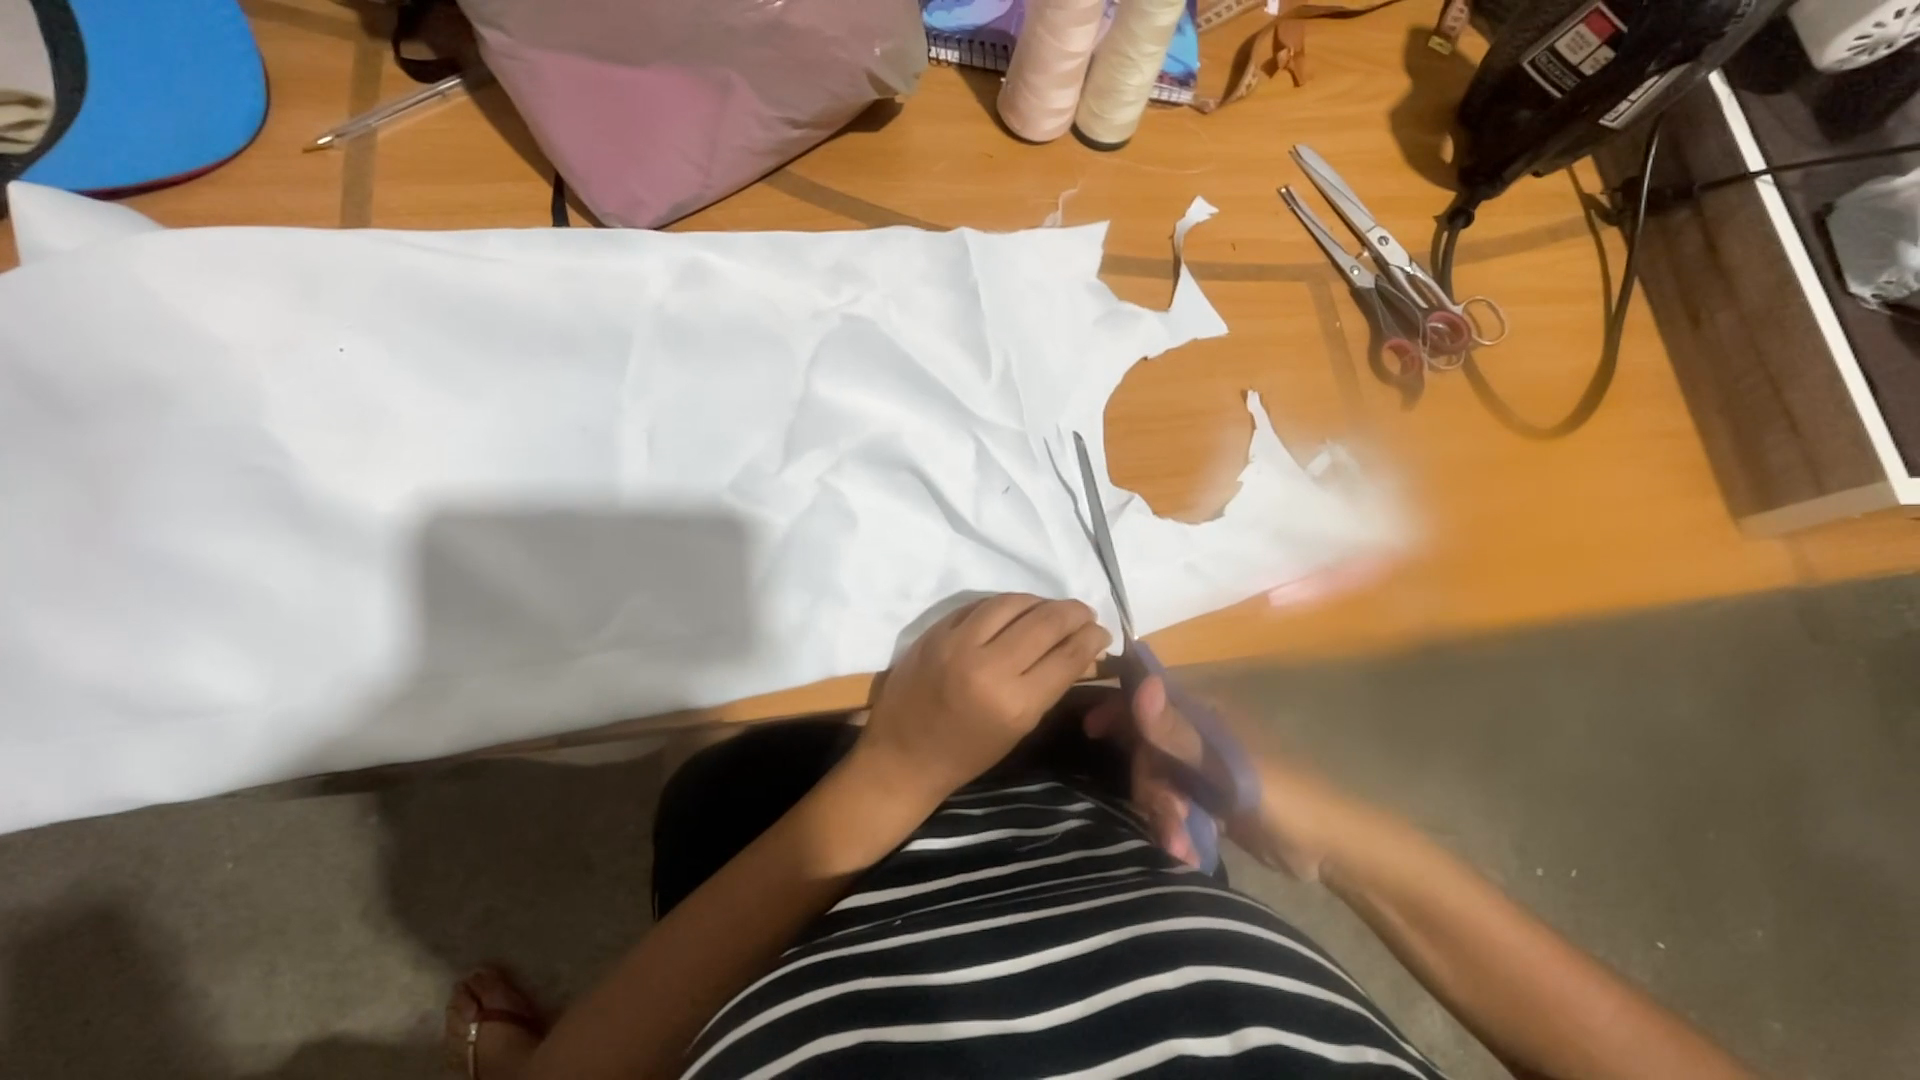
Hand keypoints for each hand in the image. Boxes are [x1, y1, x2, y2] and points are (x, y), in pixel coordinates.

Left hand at [856, 594, 1110, 803]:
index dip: (1091, 638)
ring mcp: (958, 644)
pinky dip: (1005, 604)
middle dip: (1073, 613)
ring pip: (1012, 603)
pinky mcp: (935, 632)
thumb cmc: (967, 754)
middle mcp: (988, 667)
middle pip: (1045, 622)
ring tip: (1053, 608)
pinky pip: (980, 605)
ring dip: (1041, 601)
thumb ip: (1048, 685)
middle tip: (1085, 614)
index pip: (1067, 655)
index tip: (1101, 632)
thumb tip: (1079, 649)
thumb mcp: (1019, 728)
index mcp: (1015, 703)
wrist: (903, 756)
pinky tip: (1018, 609)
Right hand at [1086, 674, 1352, 880]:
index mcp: (1207, 716)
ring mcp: (1204, 770)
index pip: (1150, 700)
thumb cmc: (1285, 795)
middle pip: (1147, 752)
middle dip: (1151, 790)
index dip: (1119, 709)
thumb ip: (1178, 732)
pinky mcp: (1209, 802)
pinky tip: (1187, 852)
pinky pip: (1173, 807)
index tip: (1091, 729)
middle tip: (1168, 821)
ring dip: (1163, 817)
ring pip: (1158, 783)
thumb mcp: (1226, 766)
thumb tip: (1142, 683)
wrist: (1330, 849)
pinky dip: (1175, 829)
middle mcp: (1201, 737)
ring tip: (1181, 848)